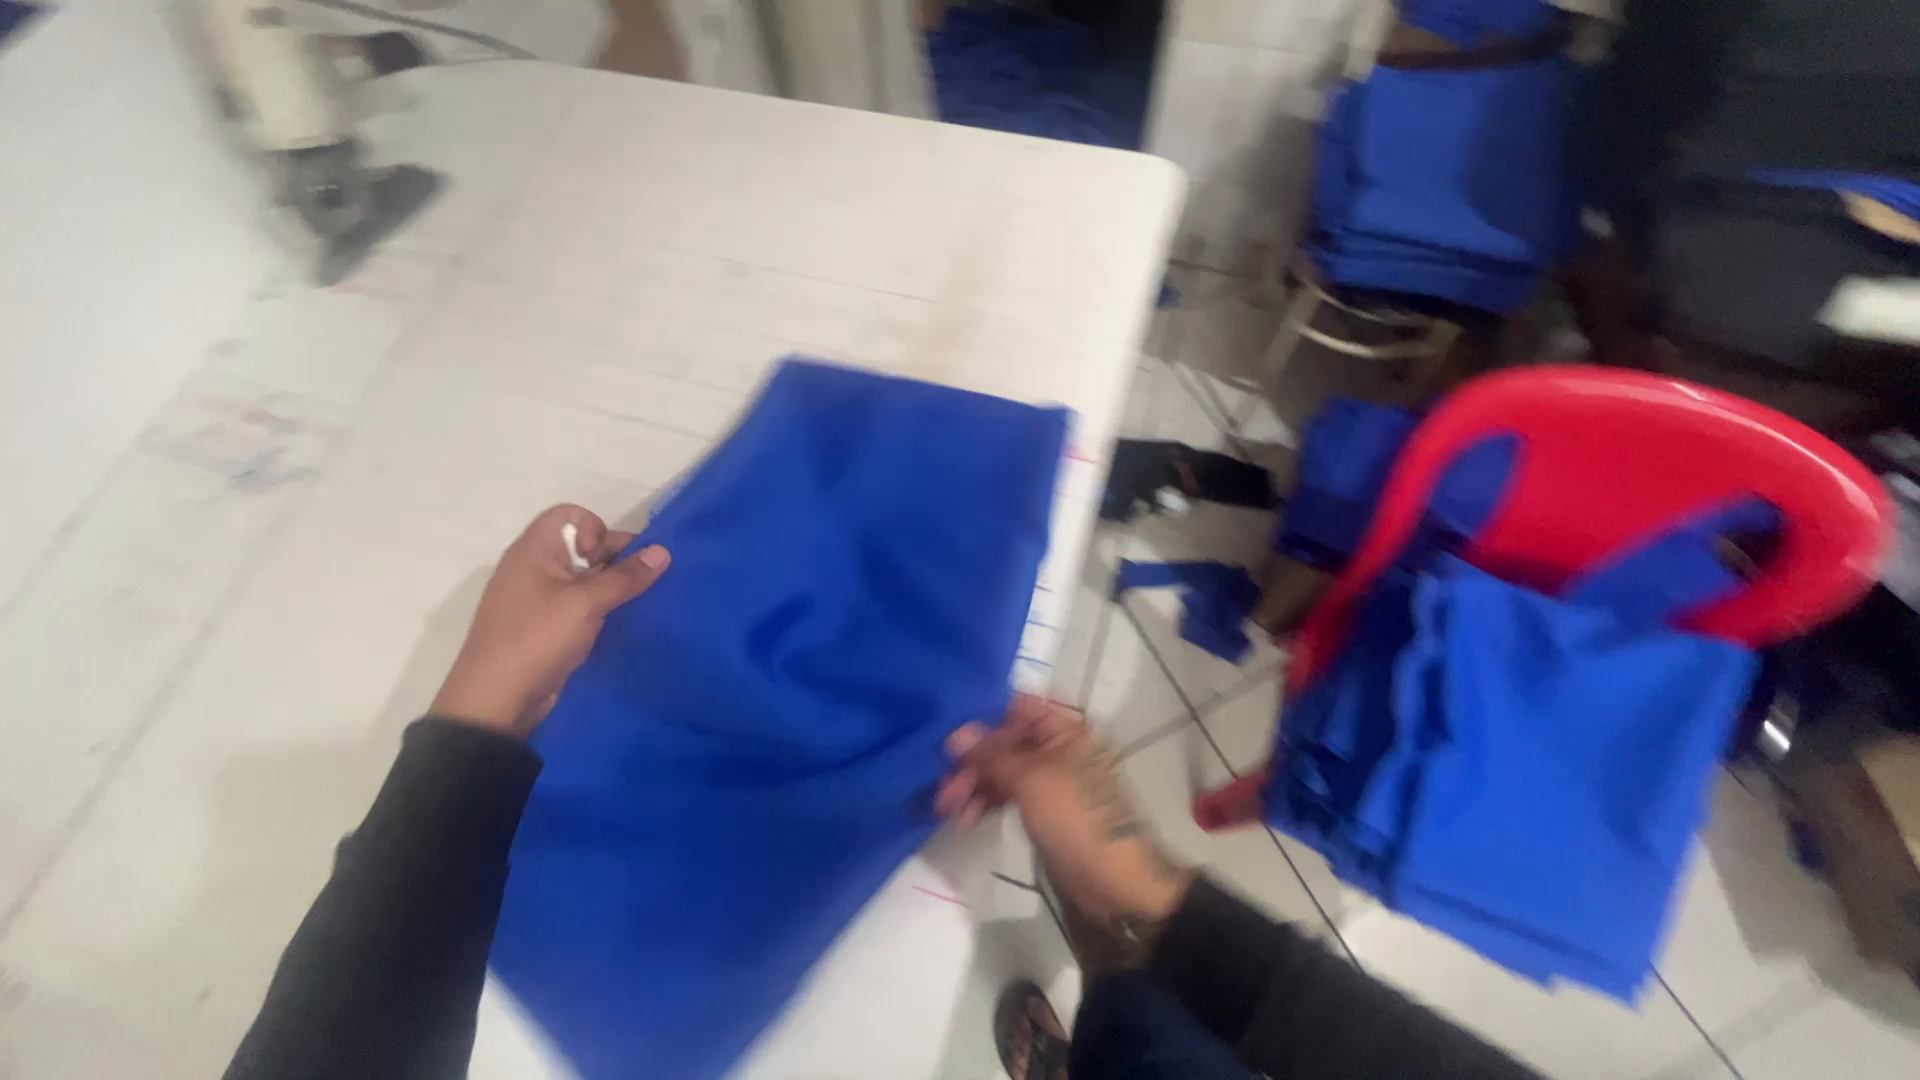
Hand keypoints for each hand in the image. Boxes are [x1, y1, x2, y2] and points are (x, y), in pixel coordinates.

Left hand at [430, 505, 669, 737]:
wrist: (497, 701)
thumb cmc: (536, 639)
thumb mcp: (585, 604)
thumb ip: (626, 577)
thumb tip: (663, 552)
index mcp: (533, 551)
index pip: (569, 515)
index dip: (594, 528)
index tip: (603, 559)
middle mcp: (535, 568)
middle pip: (583, 545)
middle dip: (615, 558)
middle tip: (637, 582)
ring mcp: (541, 599)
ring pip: (586, 577)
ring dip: (614, 586)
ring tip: (639, 601)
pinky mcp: (550, 626)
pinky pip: (583, 604)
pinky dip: (604, 607)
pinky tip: (625, 620)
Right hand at [938, 695, 1191, 961]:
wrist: (1115, 887)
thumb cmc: (1079, 822)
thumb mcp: (1033, 781)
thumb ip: (993, 754)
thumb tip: (956, 733)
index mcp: (1066, 730)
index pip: (1018, 707)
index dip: (984, 717)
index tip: (946, 731)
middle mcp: (1058, 748)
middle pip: (1006, 740)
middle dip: (973, 759)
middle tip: (945, 786)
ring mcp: (1050, 780)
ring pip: (1003, 769)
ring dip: (974, 783)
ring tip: (948, 807)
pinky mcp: (1043, 810)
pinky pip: (1008, 794)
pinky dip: (987, 800)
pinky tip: (966, 817)